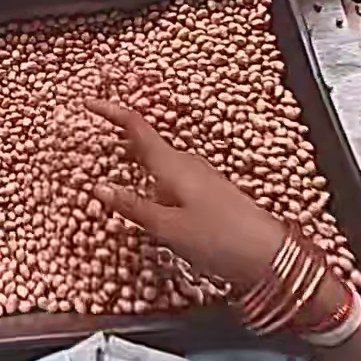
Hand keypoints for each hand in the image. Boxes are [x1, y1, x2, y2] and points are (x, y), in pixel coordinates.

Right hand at [84, 98, 289, 289]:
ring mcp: (200, 177)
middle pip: (147, 142)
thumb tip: (99, 187)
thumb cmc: (217, 238)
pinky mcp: (209, 193)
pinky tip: (149, 197)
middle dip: (120, 138)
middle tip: (94, 138)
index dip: (111, 113)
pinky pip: (171, 177)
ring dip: (136, 161)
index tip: (88, 103)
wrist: (272, 257)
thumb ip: (133, 207)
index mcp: (172, 165)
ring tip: (115, 168)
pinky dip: (152, 179)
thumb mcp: (168, 227)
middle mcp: (186, 164)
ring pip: (160, 162)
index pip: (137, 128)